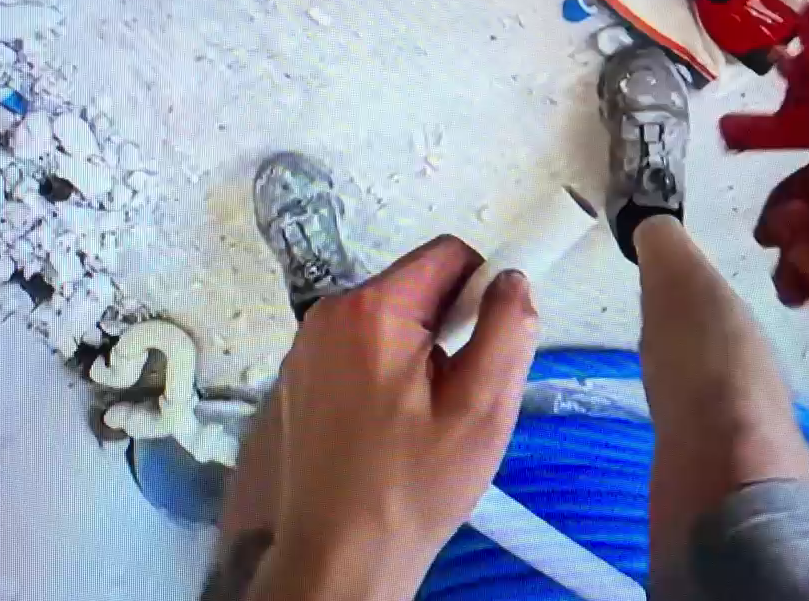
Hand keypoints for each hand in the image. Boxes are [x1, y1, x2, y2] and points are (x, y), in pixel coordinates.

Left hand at [262, 236, 538, 597]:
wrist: (338, 554)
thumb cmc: (412, 487)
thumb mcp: (481, 411)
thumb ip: (506, 331)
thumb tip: (511, 280)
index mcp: (373, 309)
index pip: (445, 253)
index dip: (479, 287)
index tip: (485, 338)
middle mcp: (331, 310)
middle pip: (413, 282)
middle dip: (446, 320)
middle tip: (455, 385)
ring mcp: (307, 339)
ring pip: (386, 312)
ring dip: (414, 343)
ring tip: (421, 408)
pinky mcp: (298, 368)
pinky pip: (356, 339)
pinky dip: (380, 361)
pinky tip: (387, 417)